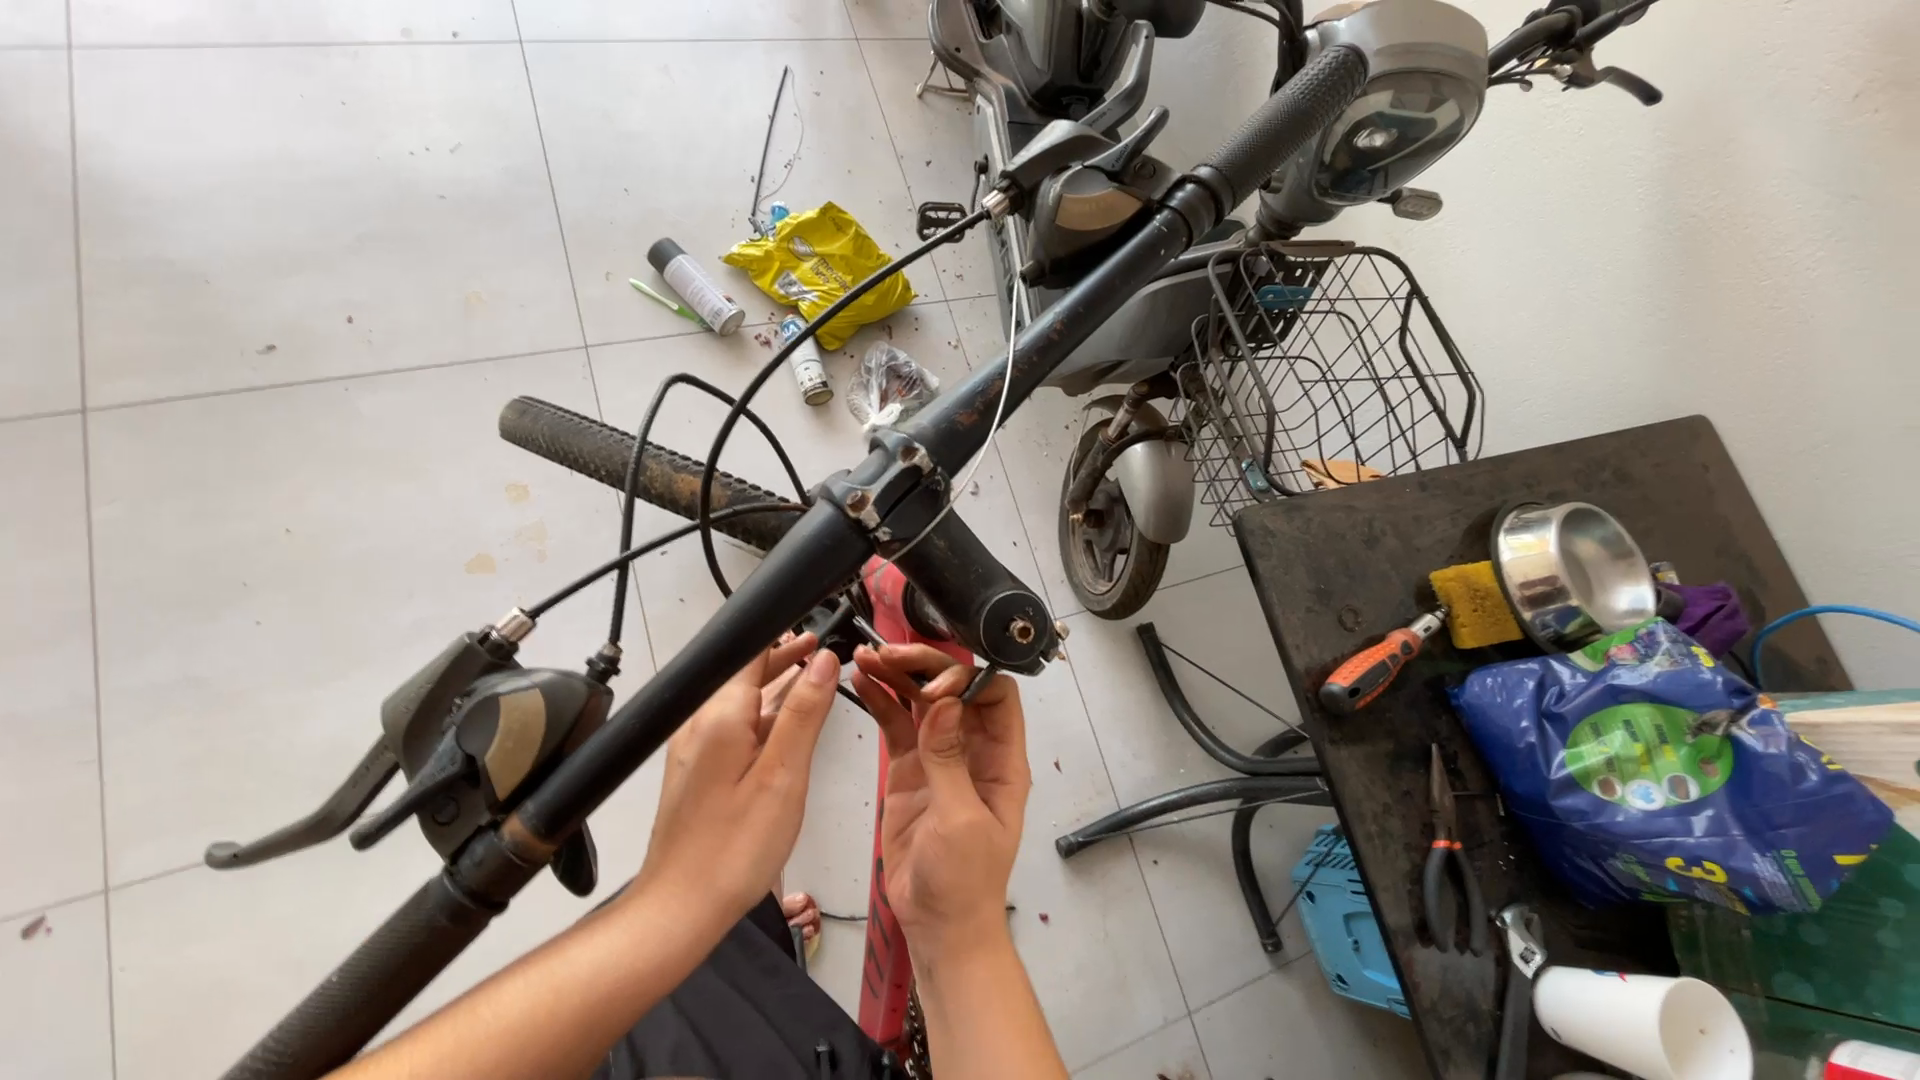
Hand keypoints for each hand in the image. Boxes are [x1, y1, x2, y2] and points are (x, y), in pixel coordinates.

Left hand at [632, 634, 838, 927]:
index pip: (749, 653)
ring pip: (738, 701)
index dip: (782, 635)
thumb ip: (804, 713)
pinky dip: (761, 715)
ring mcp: (694, 749)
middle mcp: (699, 724)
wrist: (679, 909)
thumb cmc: (736, 847)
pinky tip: (783, 727)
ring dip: (772, 686)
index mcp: (720, 716)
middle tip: (819, 645)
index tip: (816, 625)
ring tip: (809, 676)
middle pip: (742, 674)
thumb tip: (825, 660)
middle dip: (780, 656)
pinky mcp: (695, 772)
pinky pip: (732, 727)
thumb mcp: (784, 776)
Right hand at [851, 644, 1029, 956]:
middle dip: (925, 667)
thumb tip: (945, 703)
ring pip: (922, 701)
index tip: (933, 689)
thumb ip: (949, 760)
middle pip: (954, 689)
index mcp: (1001, 759)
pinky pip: (897, 725)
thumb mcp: (961, 820)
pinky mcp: (909, 768)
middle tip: (889, 654)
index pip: (995, 696)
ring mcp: (939, 755)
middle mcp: (973, 748)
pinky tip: (863, 682)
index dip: (967, 680)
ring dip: (898, 676)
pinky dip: (881, 701)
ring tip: (866, 657)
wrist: (938, 924)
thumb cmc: (964, 880)